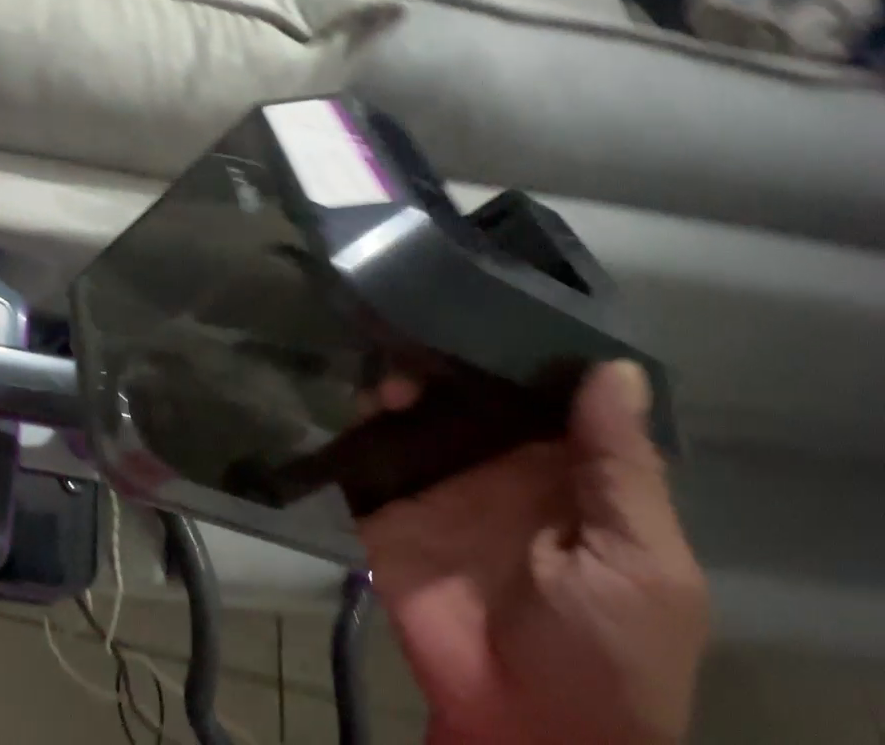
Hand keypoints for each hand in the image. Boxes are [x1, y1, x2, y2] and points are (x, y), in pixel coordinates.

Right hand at [358, 363, 708, 744]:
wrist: (523, 724)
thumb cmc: (608, 647)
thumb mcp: (642, 561)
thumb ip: (622, 470)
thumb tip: (613, 369)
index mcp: (566, 472)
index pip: (542, 393)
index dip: (522, 348)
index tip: (492, 297)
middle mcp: (497, 466)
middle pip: (466, 392)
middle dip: (442, 356)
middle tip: (420, 325)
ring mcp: (437, 486)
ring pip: (411, 414)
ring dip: (397, 384)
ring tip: (390, 378)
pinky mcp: (386, 509)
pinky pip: (366, 456)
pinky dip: (357, 424)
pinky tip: (358, 404)